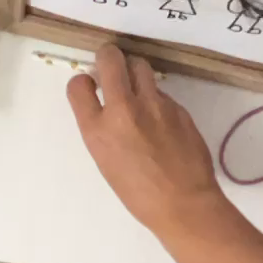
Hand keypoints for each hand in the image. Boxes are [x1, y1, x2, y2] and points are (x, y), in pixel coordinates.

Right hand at [67, 43, 229, 236]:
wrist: (184, 204)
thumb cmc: (139, 195)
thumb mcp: (107, 163)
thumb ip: (103, 130)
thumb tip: (107, 107)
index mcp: (98, 130)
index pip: (78, 85)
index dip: (83, 83)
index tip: (91, 88)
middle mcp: (123, 109)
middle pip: (110, 58)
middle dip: (108, 58)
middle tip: (111, 70)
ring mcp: (154, 105)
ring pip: (140, 65)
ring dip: (133, 72)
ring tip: (137, 89)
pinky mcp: (178, 107)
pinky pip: (162, 92)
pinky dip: (156, 99)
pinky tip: (161, 121)